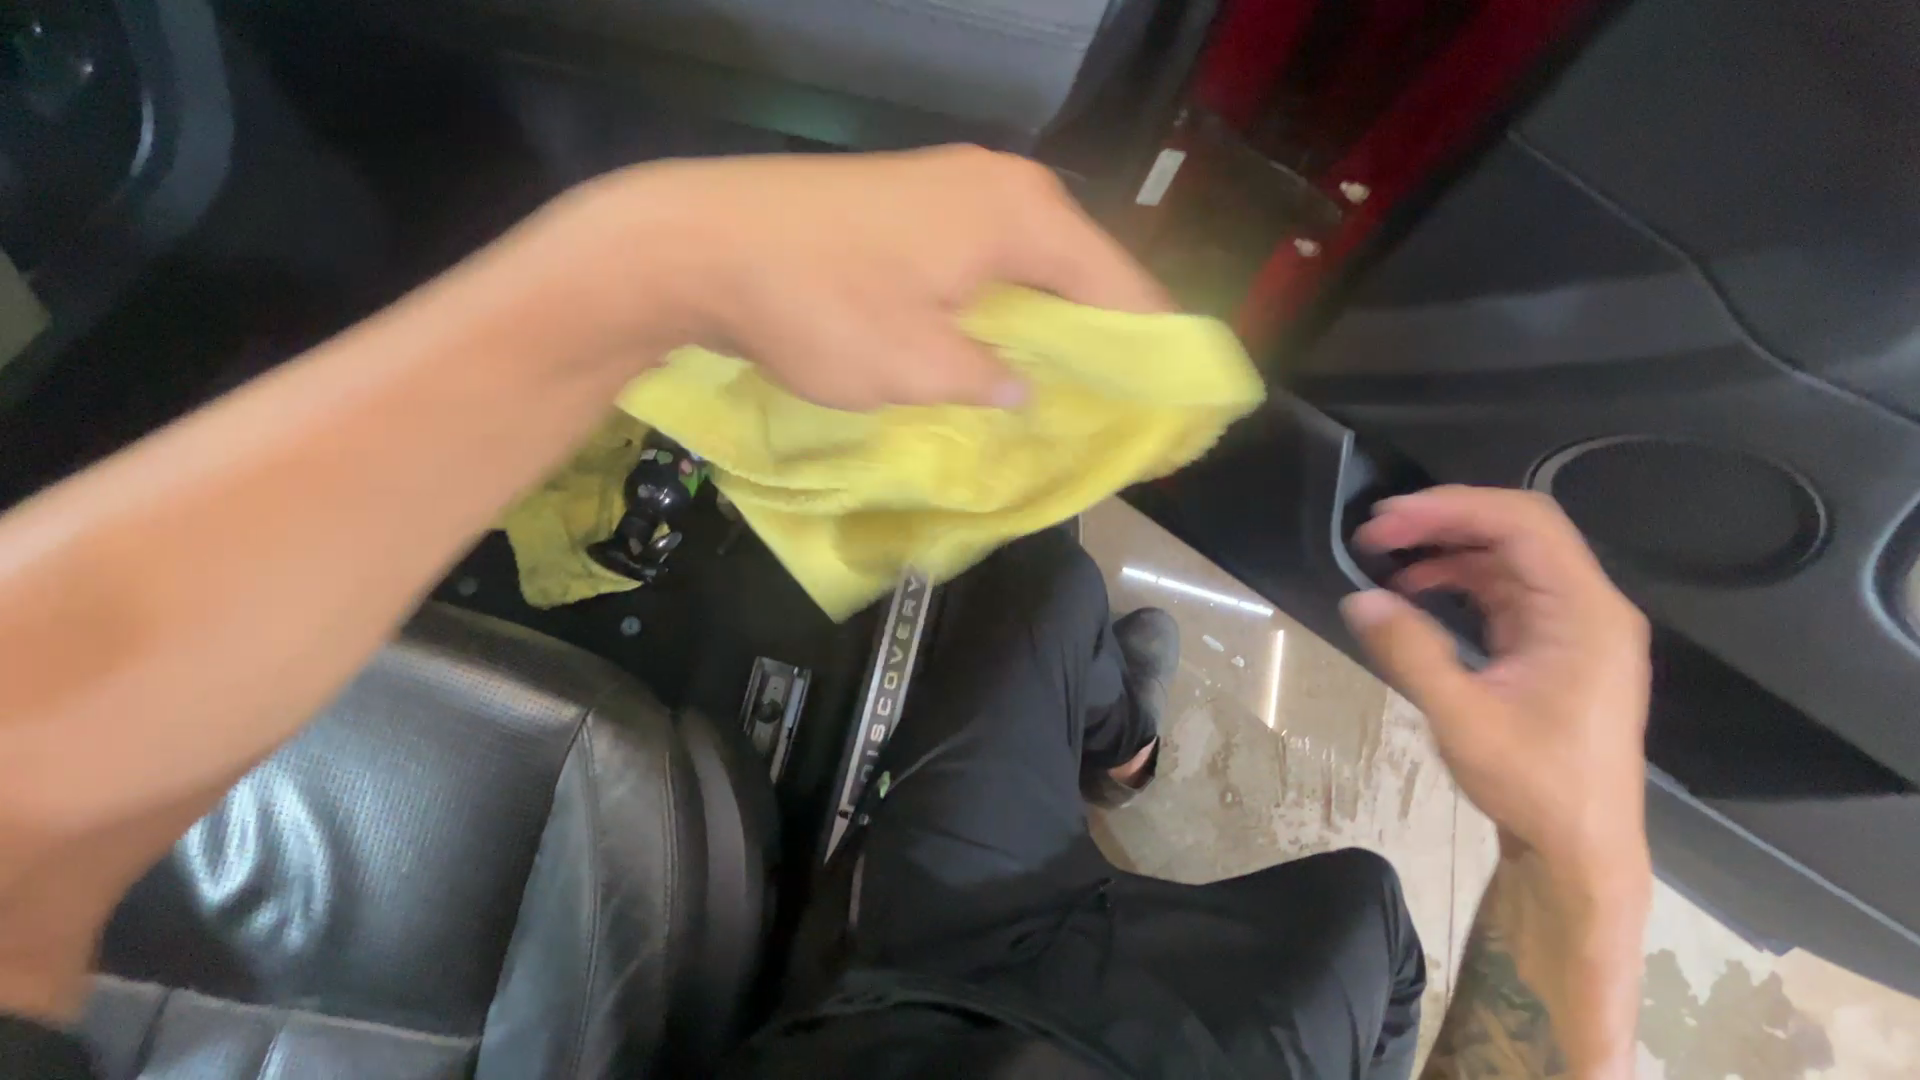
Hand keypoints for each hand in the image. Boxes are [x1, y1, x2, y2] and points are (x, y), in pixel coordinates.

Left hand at [554, 145, 1171, 410]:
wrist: (700, 244)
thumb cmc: (820, 306)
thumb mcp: (917, 368)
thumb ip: (990, 381)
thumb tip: (1025, 388)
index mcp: (1025, 217)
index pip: (1122, 288)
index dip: (1150, 352)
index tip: (1168, 410)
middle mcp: (1004, 188)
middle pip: (1083, 272)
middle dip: (1102, 342)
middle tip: (1116, 410)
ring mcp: (956, 188)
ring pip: (1033, 268)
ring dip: (1051, 327)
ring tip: (1067, 392)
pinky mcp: (915, 204)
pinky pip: (989, 261)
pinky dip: (1006, 308)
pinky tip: (1002, 351)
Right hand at [1339, 486, 1650, 879]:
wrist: (1579, 847)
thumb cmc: (1535, 786)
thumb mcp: (1463, 720)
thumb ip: (1411, 654)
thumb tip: (1359, 599)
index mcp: (1584, 614)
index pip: (1523, 524)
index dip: (1450, 510)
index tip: (1384, 526)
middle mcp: (1586, 607)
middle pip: (1517, 529)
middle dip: (1443, 519)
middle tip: (1375, 534)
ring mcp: (1571, 625)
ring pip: (1507, 555)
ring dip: (1445, 547)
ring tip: (1385, 559)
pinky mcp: (1551, 644)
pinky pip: (1502, 588)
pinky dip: (1454, 578)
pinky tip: (1413, 593)